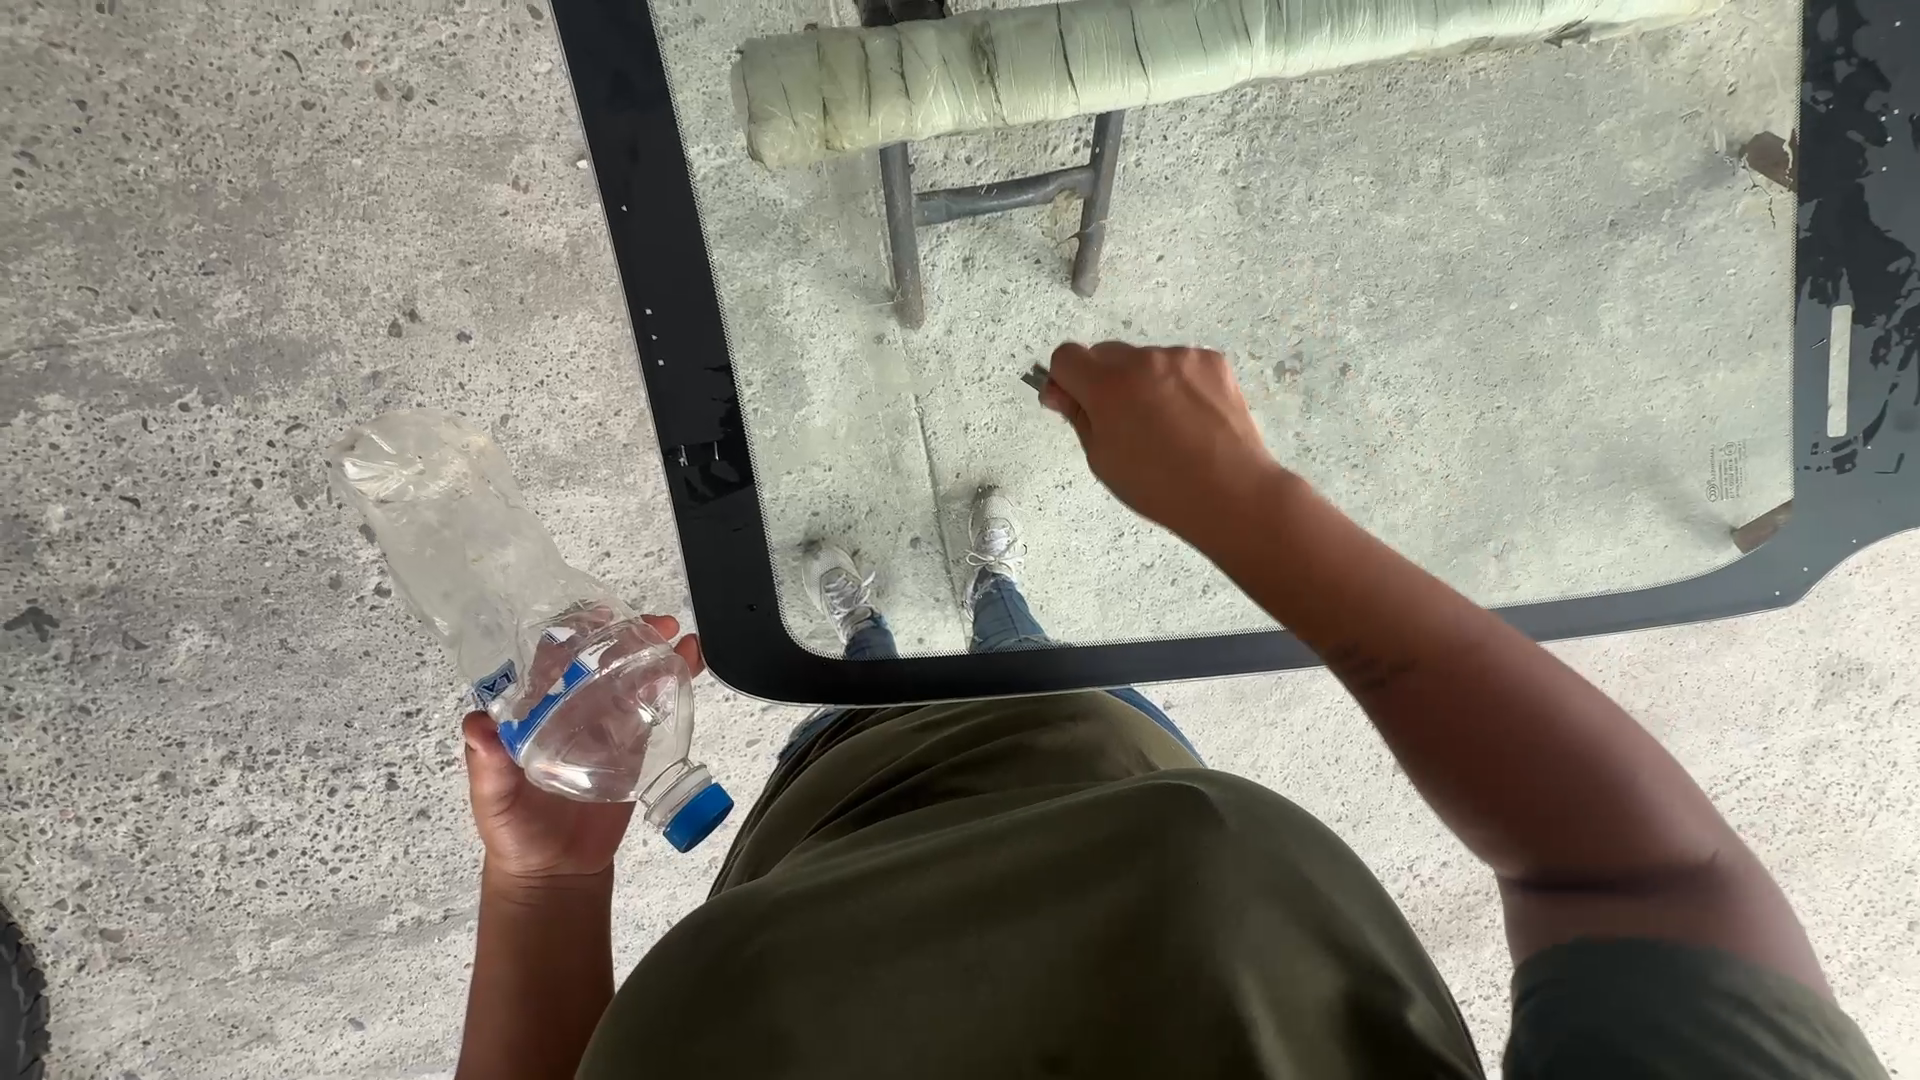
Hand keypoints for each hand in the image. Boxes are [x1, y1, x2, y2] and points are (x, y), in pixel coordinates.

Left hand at [460, 615, 704, 882]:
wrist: (559, 869)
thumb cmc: (516, 831)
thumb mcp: (493, 799)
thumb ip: (488, 766)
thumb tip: (476, 726)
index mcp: (536, 709)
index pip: (553, 655)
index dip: (575, 628)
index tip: (600, 613)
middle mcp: (574, 705)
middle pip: (602, 656)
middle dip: (631, 633)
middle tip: (658, 626)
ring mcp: (609, 720)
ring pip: (635, 673)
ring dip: (660, 651)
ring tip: (684, 641)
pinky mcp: (637, 739)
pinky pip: (658, 703)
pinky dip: (678, 679)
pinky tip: (694, 663)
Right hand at [1041, 341, 1289, 537]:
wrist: (1229, 491)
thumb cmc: (1158, 486)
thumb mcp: (1101, 459)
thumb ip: (1077, 416)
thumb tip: (1059, 392)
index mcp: (1108, 386)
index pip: (1066, 357)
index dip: (1064, 381)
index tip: (1073, 404)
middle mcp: (1143, 361)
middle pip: (1104, 354)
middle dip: (1102, 381)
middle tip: (1120, 423)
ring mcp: (1181, 357)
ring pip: (1143, 361)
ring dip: (1141, 383)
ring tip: (1162, 426)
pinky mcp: (1211, 361)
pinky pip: (1178, 364)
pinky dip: (1174, 383)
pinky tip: (1187, 418)